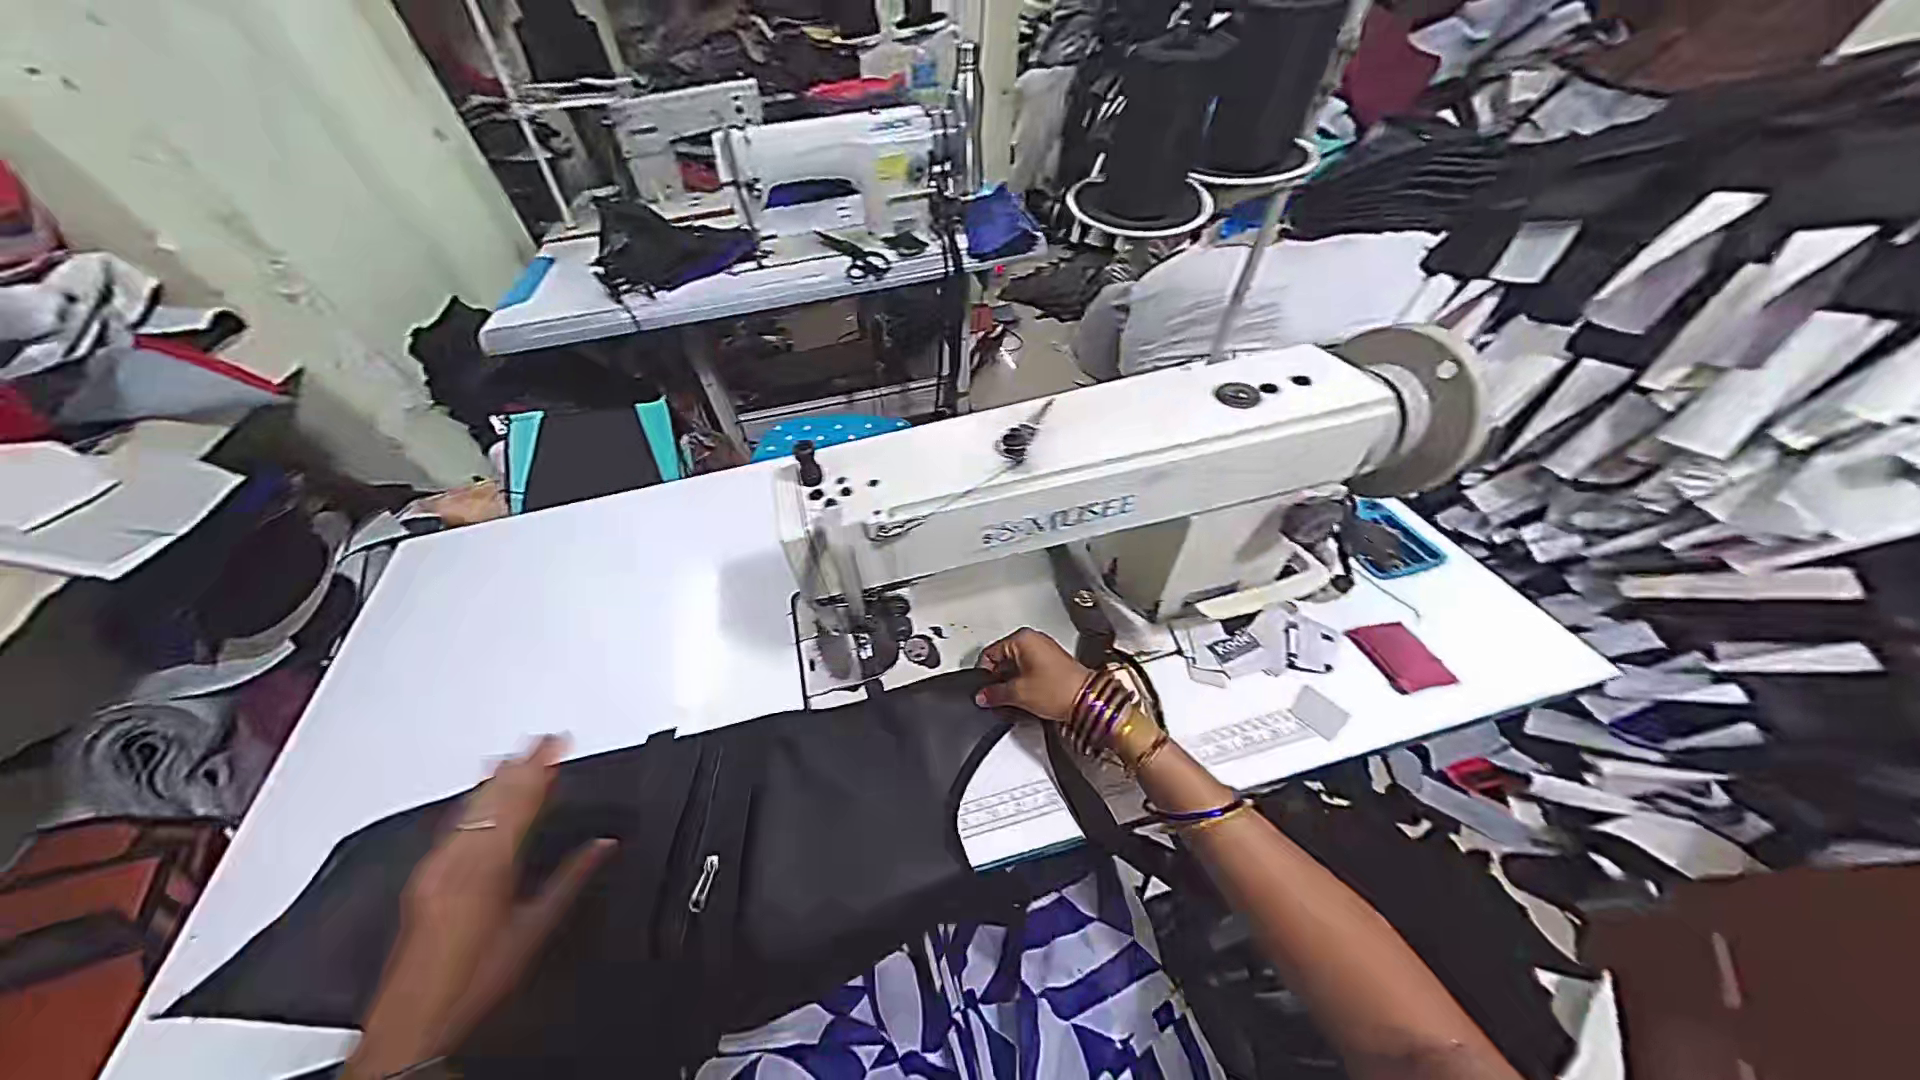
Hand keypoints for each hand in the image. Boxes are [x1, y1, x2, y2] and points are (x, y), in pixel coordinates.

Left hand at [344, 735, 613, 1077]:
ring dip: (496, 778)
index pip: (522, 801)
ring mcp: (436, 868)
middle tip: (542, 738)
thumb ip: (573, 876)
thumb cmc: (474, 979)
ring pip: (471, 809)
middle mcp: (459, 860)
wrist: (415, 1018)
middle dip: (521, 764)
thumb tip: (604, 844)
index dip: (542, 768)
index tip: (558, 742)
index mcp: (490, 867)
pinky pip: (452, 825)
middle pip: (494, 798)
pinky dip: (472, 801)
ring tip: (513, 754)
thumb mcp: (537, 926)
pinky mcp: (424, 878)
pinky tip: (477, 793)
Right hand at [974, 627, 1092, 721]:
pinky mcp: (1052, 662)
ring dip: (1011, 681)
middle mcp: (1034, 639)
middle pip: (1002, 658)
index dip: (984, 673)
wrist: (1087, 700)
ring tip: (1013, 697)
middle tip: (997, 695)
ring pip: (1016, 664)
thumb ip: (995, 694)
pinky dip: (1023, 681)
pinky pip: (1029, 668)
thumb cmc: (1060, 689)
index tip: (984, 689)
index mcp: (1023, 638)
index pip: (990, 652)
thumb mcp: (1019, 693)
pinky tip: (1026, 695)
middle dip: (998, 678)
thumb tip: (983, 696)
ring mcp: (1044, 650)